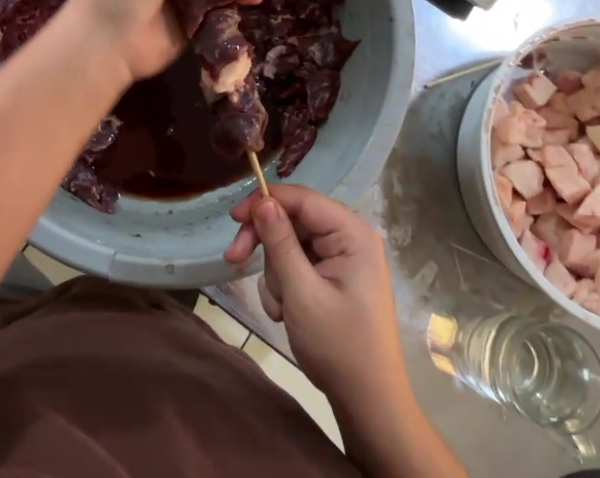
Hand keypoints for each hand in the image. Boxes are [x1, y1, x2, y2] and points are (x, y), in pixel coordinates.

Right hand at [223, 185, 409, 414]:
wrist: (367, 400)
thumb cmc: (338, 345)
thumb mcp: (302, 292)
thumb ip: (280, 243)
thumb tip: (262, 201)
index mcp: (352, 234)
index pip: (302, 199)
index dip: (265, 201)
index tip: (233, 219)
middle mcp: (349, 239)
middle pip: (293, 221)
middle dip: (266, 245)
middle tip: (233, 260)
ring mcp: (342, 260)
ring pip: (290, 246)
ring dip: (275, 274)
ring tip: (281, 308)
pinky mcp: (333, 279)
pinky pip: (297, 266)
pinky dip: (284, 287)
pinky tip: (286, 313)